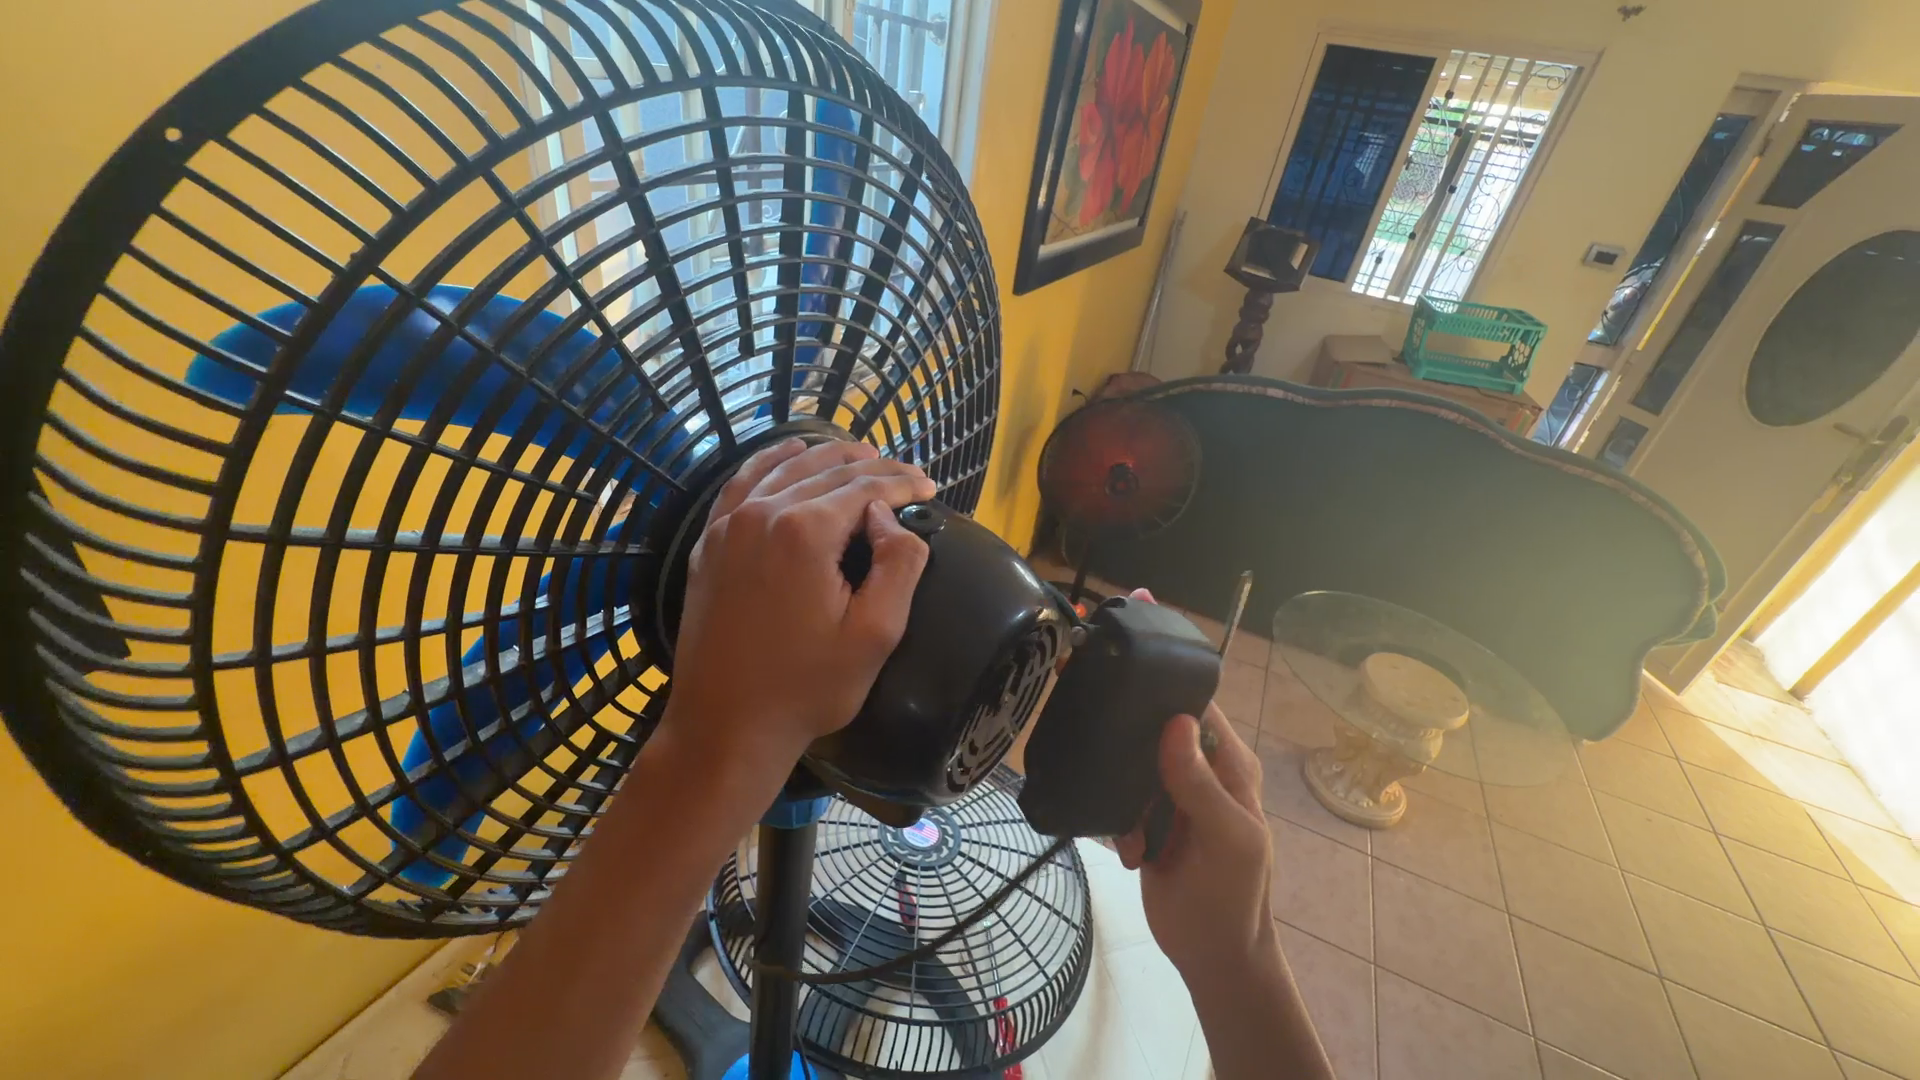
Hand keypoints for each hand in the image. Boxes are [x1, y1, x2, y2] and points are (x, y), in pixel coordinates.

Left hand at [664, 438, 934, 765]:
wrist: (725, 725)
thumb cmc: (808, 687)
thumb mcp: (876, 633)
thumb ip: (899, 564)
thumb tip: (887, 517)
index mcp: (805, 531)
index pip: (866, 487)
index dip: (904, 484)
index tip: (931, 490)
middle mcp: (762, 513)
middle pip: (827, 470)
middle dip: (874, 467)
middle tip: (907, 476)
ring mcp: (727, 525)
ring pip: (785, 467)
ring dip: (827, 457)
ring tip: (861, 454)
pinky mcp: (709, 543)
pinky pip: (742, 483)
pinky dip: (771, 462)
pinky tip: (788, 456)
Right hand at [1115, 589, 1273, 976]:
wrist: (1213, 955)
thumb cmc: (1235, 894)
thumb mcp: (1228, 839)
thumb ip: (1201, 784)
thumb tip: (1176, 721)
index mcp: (1227, 760)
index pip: (1195, 697)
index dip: (1165, 664)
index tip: (1129, 624)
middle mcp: (1195, 765)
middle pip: (1154, 718)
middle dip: (1123, 705)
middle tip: (1078, 672)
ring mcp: (1167, 790)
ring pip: (1129, 753)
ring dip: (1113, 769)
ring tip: (1109, 789)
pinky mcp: (1143, 814)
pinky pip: (1117, 791)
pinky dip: (1112, 810)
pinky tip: (1122, 844)